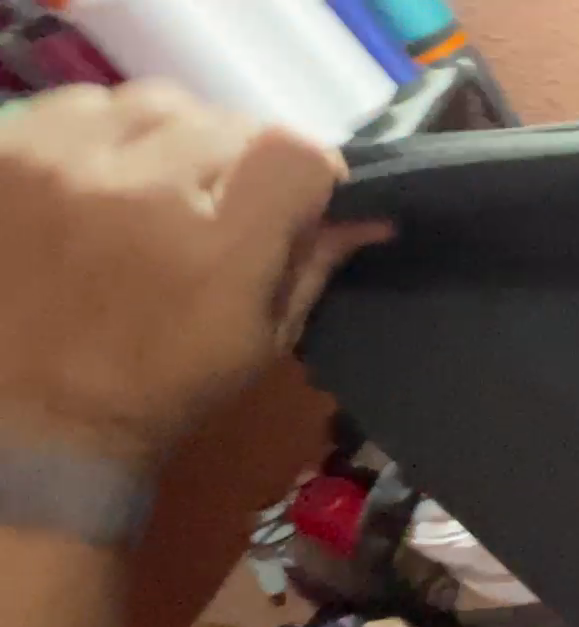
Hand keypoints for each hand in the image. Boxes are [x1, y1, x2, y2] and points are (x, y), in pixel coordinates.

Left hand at [0, 81, 389, 468]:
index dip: (316, 170)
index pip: (292, 152)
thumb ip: (316, 263)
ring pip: (160, 102)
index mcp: (218, 244)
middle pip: (230, 121)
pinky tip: (122, 175)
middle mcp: (137, 184)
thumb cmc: (174, 378)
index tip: (315, 198)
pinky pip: (87, 103)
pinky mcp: (1, 145)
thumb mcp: (270, 333)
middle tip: (251, 201)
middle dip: (256, 157)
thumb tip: (371, 218)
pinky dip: (122, 130)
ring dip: (190, 137)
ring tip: (182, 184)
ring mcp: (56, 155)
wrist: (30, 400)